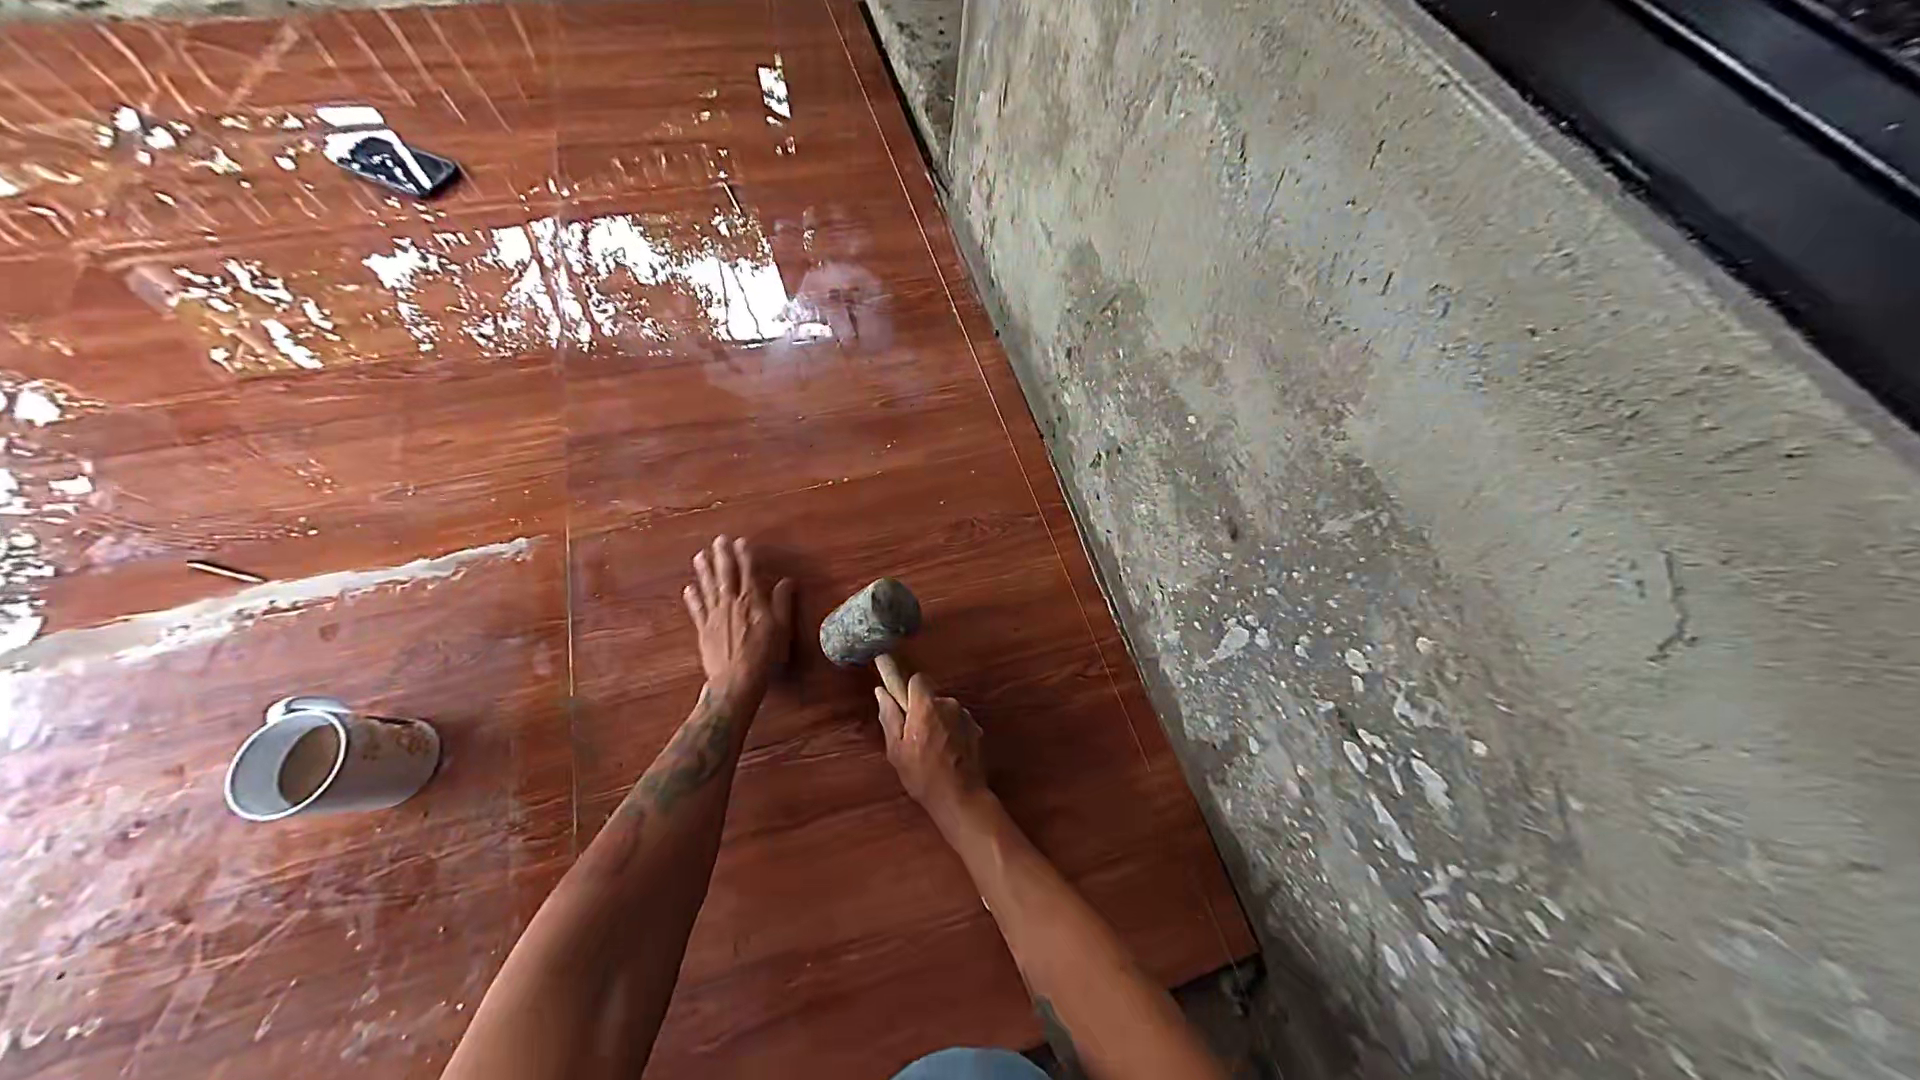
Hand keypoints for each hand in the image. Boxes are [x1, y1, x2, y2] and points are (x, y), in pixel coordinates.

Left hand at [682, 535, 794, 707]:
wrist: (737, 679)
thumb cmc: (764, 654)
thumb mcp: (781, 627)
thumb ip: (782, 602)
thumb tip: (786, 581)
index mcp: (751, 600)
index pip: (748, 571)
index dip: (745, 555)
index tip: (740, 541)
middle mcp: (731, 603)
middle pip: (725, 574)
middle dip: (722, 556)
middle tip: (718, 540)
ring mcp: (715, 615)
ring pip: (708, 587)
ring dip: (704, 571)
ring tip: (700, 556)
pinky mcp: (704, 629)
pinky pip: (697, 609)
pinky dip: (693, 598)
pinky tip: (689, 588)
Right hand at [874, 673, 986, 821]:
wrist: (961, 797)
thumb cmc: (923, 775)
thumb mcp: (896, 749)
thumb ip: (889, 716)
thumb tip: (882, 692)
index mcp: (927, 706)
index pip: (918, 679)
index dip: (909, 690)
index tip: (904, 707)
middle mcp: (949, 705)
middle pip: (932, 697)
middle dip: (923, 711)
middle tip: (915, 738)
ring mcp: (966, 717)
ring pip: (945, 710)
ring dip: (938, 722)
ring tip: (932, 750)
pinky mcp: (976, 729)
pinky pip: (958, 722)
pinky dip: (952, 732)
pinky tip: (947, 754)